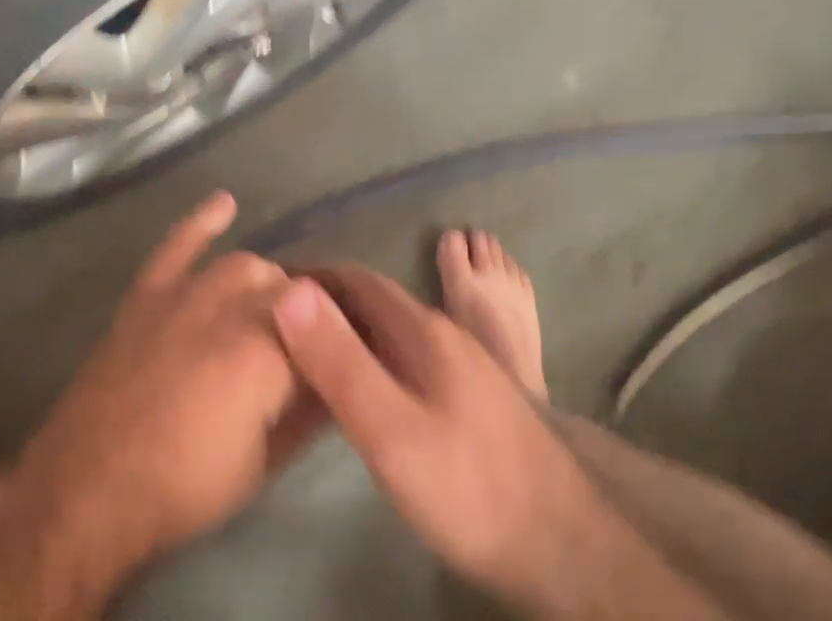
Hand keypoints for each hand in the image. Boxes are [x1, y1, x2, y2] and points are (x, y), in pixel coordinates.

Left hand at [4, 192, 313, 572]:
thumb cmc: (184, 487)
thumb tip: (339, 385)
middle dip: (307, 319)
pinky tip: (225, 203)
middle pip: (287, 291)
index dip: (338, 347)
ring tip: (274, 314)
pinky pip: (176, 247)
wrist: (90, 486)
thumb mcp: (262, 463)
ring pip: (243, 265)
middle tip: (308, 356)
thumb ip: (306, 416)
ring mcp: (182, 295)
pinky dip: (200, 222)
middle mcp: (228, 308)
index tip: (346, 364)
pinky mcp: (146, 296)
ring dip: (266, 284)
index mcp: (265, 353)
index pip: (324, 330)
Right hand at [271, 266, 592, 597]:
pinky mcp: (474, 403)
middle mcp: (448, 338)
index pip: (357, 279)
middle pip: (376, 303)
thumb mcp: (388, 429)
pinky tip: (360, 395)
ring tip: (304, 361)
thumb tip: (288, 288)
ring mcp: (467, 370)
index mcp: (426, 331)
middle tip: (273, 331)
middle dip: (324, 305)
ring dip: (348, 334)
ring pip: (394, 334)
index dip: (309, 279)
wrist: (566, 552)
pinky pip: (409, 362)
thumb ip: (338, 359)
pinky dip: (372, 361)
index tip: (264, 296)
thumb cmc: (467, 489)